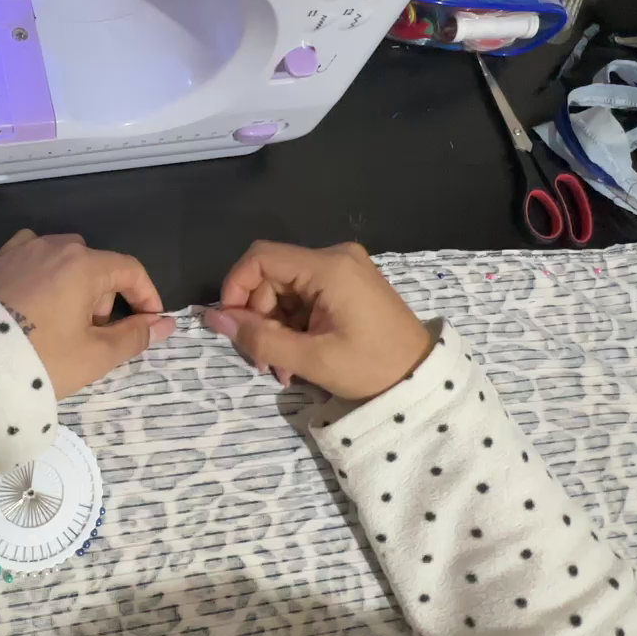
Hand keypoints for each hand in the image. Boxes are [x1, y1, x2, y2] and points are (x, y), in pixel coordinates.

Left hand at [0, 230, 175, 398]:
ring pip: (68, 262)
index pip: (131, 271)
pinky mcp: (1, 260)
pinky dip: (47, 274)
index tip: (148, 325)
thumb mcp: (96, 354)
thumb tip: (166, 324)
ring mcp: (26, 249)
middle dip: (106, 300)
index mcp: (85, 264)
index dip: (146, 297)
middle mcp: (57, 246)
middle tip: (94, 338)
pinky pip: (36, 257)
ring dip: (77, 289)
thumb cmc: (43, 358)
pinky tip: (39, 299)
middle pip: (99, 268)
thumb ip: (136, 335)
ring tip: (64, 326)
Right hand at [203, 240, 432, 399]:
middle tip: (263, 361)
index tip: (232, 325)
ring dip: (276, 326)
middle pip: (271, 276)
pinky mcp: (347, 282)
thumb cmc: (372, 368)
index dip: (236, 287)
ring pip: (284, 288)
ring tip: (284, 367)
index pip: (260, 257)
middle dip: (259, 317)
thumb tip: (212, 317)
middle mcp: (334, 256)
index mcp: (328, 267)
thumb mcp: (311, 360)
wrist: (424, 378)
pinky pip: (304, 295)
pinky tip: (300, 355)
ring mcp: (343, 268)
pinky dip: (294, 323)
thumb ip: (259, 337)